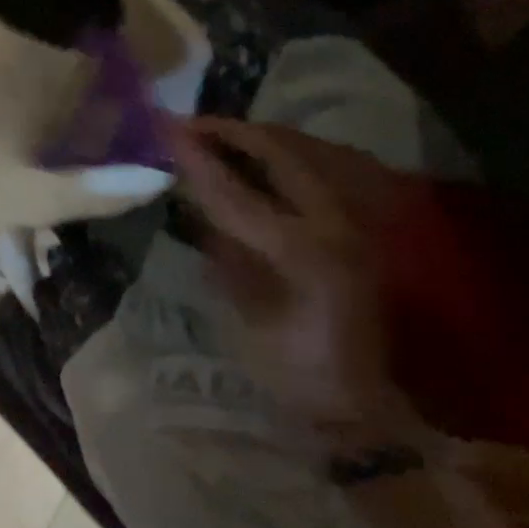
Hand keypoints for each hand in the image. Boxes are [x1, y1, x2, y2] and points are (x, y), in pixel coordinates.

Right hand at [172, 118, 410, 430]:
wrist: (360, 402)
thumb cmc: (288, 364)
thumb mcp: (241, 307)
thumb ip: (221, 247)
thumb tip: (194, 198)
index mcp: (299, 249)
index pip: (231, 188)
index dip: (193, 156)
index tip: (161, 127)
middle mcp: (335, 224)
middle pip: (279, 152)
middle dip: (230, 131)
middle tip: (187, 125)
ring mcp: (359, 221)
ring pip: (310, 152)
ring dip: (262, 137)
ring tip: (219, 134)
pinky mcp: (367, 228)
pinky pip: (327, 171)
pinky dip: (290, 155)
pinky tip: (262, 159)